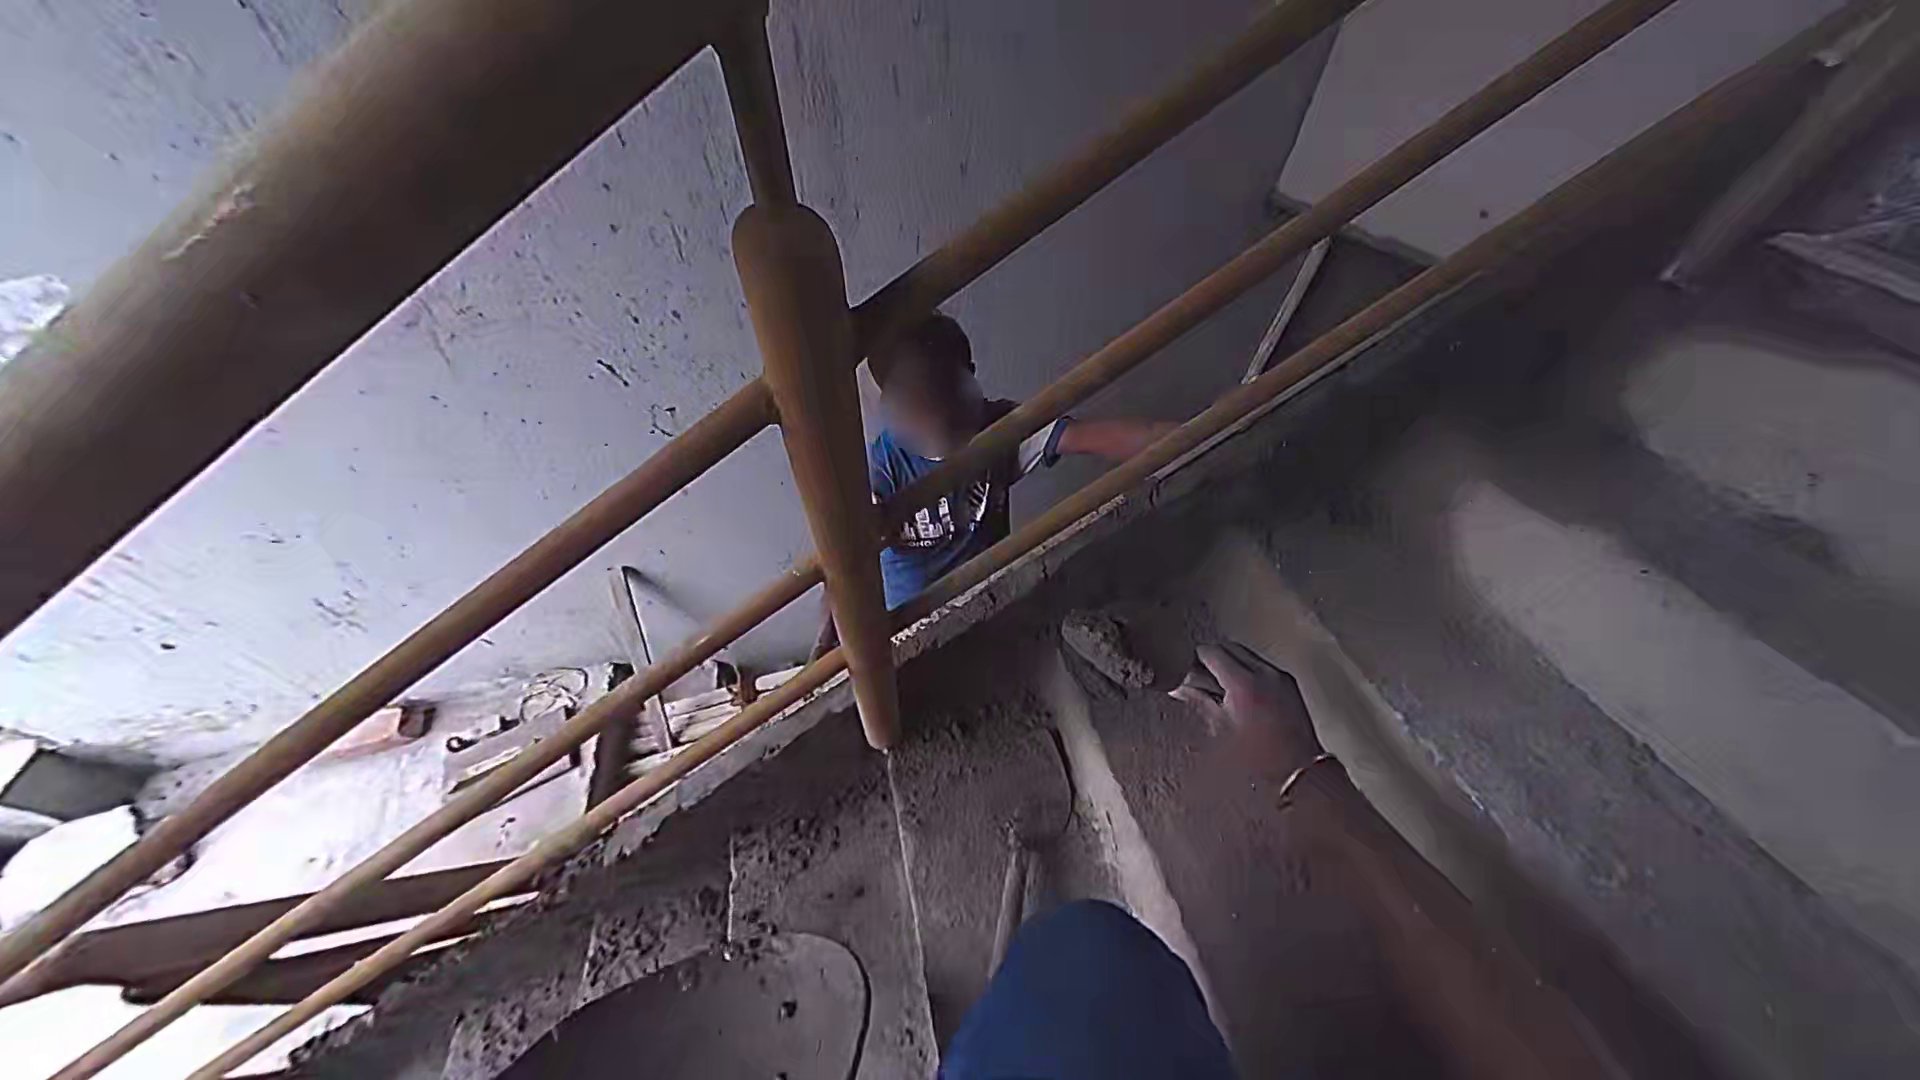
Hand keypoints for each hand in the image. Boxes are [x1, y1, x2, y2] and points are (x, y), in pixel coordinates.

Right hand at [1171, 643, 1323, 771]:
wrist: (1298, 770)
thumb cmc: (1261, 758)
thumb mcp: (1221, 729)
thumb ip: (1200, 701)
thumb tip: (1182, 688)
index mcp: (1244, 683)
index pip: (1212, 652)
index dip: (1195, 657)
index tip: (1188, 667)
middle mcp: (1264, 674)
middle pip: (1229, 646)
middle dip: (1212, 656)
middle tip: (1200, 673)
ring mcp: (1279, 676)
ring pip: (1246, 652)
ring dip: (1230, 660)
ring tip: (1220, 683)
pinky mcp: (1288, 682)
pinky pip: (1261, 664)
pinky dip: (1247, 668)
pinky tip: (1240, 689)